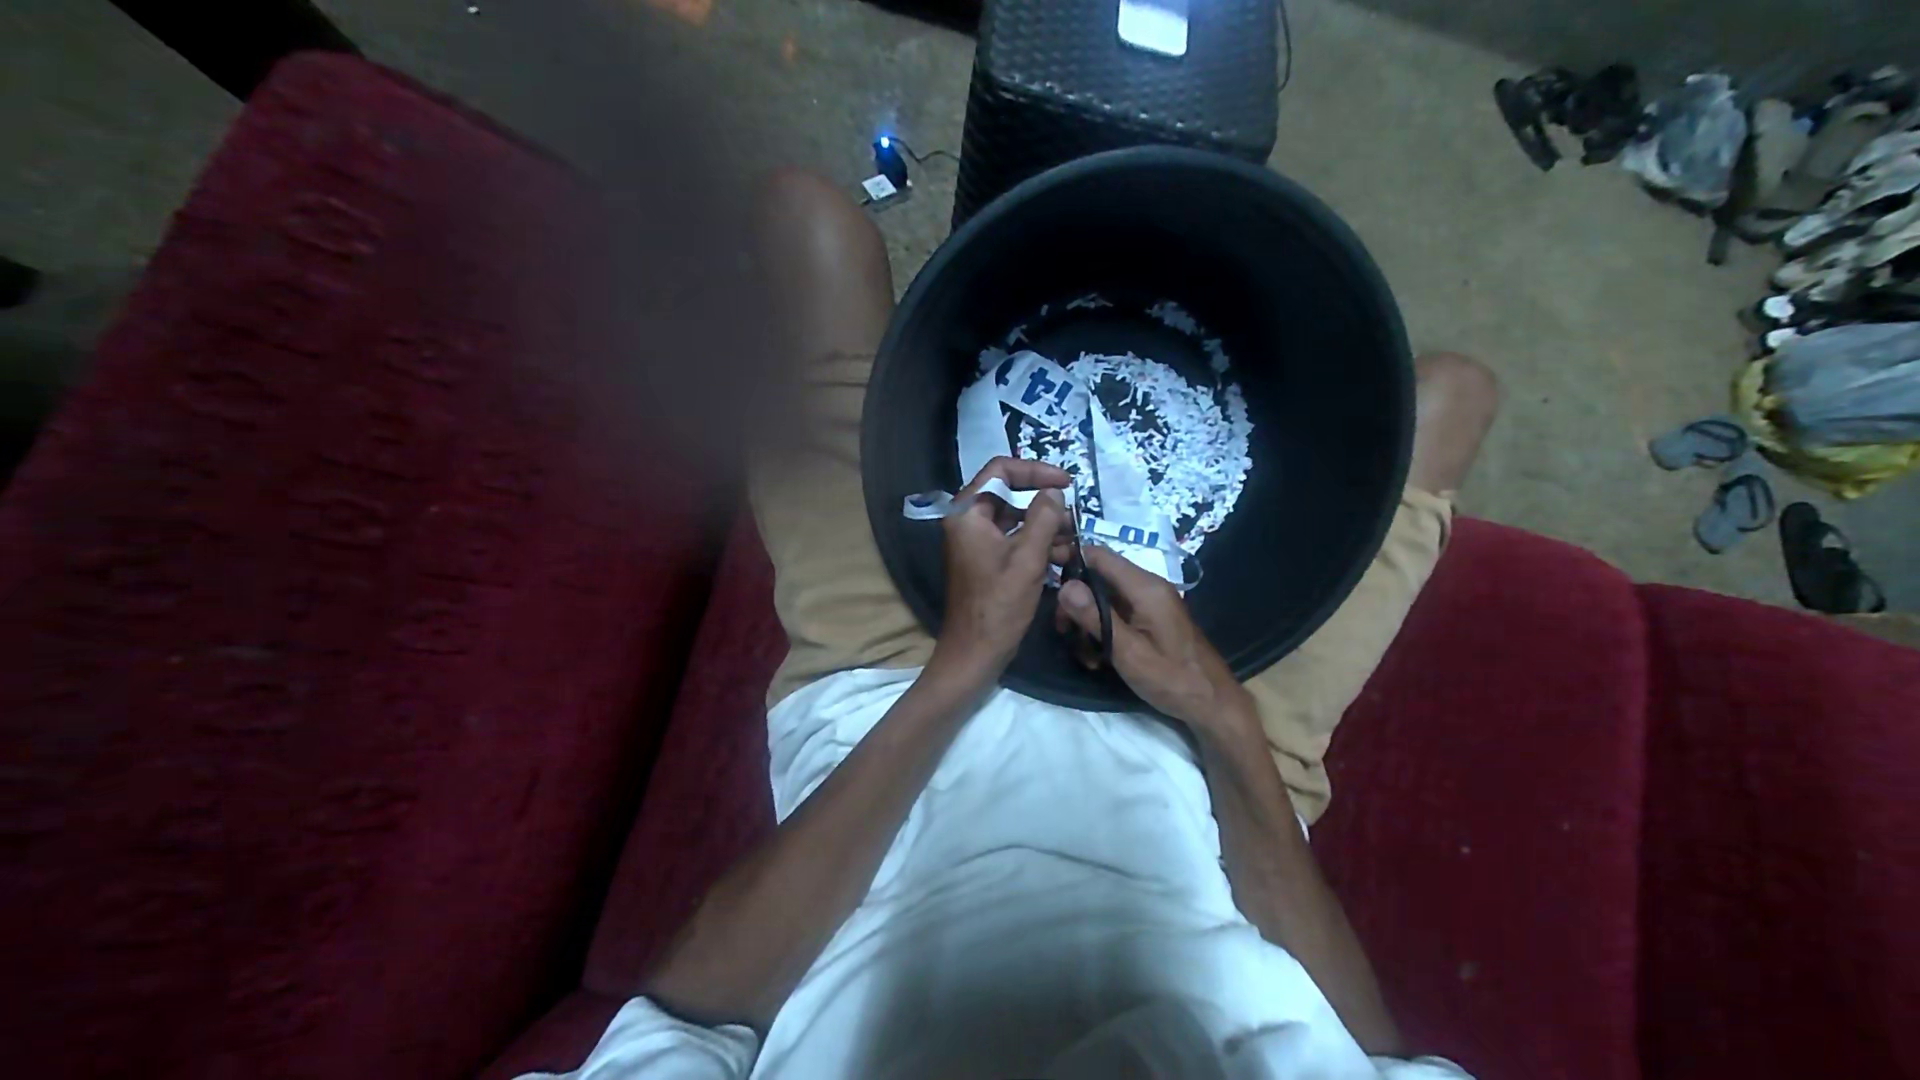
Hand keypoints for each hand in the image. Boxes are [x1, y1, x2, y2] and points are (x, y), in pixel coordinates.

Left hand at [932, 456, 1071, 680]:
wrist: (975, 652)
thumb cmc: (998, 605)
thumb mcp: (1028, 558)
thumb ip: (1044, 518)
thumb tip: (1055, 492)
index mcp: (968, 512)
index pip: (1001, 470)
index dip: (1035, 470)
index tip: (1066, 482)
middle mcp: (968, 520)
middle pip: (1011, 494)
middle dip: (1045, 503)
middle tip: (1074, 517)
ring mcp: (977, 540)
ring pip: (1017, 518)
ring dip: (1046, 526)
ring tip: (1074, 541)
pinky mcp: (987, 559)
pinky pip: (1015, 539)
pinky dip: (1038, 543)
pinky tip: (1064, 556)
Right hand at [1054, 545, 1254, 734]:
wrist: (1212, 704)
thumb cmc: (1172, 679)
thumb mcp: (1128, 652)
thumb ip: (1096, 617)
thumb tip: (1065, 585)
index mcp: (1145, 587)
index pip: (1100, 555)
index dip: (1070, 558)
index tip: (1044, 572)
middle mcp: (1148, 587)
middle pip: (1098, 577)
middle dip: (1075, 601)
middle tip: (1064, 631)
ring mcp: (1150, 603)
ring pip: (1104, 598)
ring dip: (1087, 622)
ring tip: (1085, 654)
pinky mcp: (1150, 619)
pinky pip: (1116, 614)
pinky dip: (1102, 631)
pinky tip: (1099, 659)